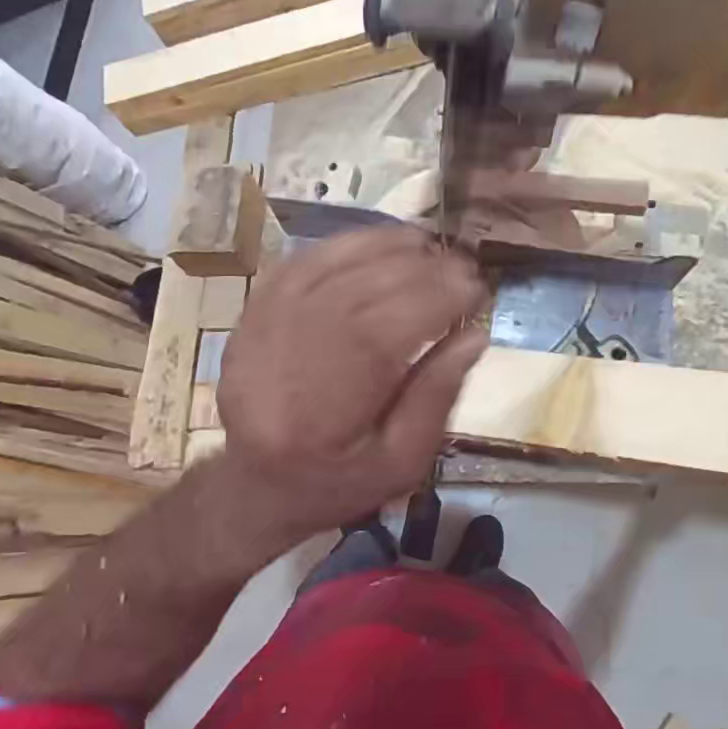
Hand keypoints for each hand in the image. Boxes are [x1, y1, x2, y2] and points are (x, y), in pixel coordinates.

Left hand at [211, 226, 488, 537]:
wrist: (261, 485)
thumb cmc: (343, 482)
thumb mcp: (404, 461)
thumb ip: (438, 396)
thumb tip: (477, 335)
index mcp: (318, 421)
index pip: (378, 337)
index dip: (432, 302)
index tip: (476, 290)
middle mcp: (276, 370)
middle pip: (353, 296)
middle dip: (418, 272)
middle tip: (464, 267)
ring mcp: (255, 338)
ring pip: (326, 271)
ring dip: (384, 248)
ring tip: (431, 247)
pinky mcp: (250, 319)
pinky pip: (301, 265)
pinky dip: (346, 246)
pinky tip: (384, 242)